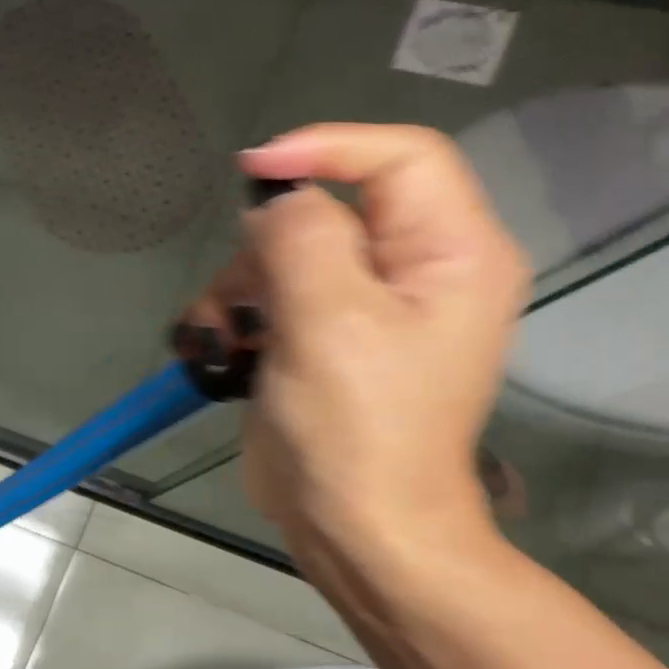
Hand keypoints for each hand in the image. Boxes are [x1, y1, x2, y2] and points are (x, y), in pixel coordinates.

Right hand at [184, 124, 529, 551]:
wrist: (351, 520)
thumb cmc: (355, 426)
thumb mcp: (329, 323)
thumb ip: (302, 241)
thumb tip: (272, 203)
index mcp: (449, 254)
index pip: (401, 159)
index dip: (326, 148)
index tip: (249, 171)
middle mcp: (412, 272)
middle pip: (327, 214)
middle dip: (262, 250)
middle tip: (233, 303)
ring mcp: (360, 312)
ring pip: (281, 260)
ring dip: (235, 293)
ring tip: (220, 343)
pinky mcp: (316, 343)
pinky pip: (266, 302)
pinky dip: (231, 321)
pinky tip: (220, 356)